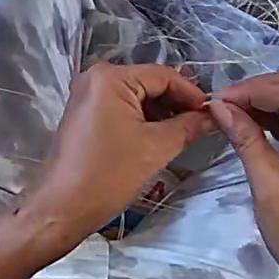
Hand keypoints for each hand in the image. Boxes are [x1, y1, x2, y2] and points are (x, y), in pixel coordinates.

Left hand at [20, 63, 209, 245]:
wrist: (64, 204)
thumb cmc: (109, 173)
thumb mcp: (156, 147)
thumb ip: (188, 126)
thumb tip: (214, 116)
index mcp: (110, 77)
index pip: (162, 75)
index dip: (191, 93)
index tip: (214, 114)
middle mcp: (95, 75)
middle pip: (148, 82)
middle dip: (176, 102)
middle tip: (203, 124)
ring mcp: (87, 92)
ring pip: (136, 94)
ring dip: (160, 111)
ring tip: (186, 132)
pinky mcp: (85, 109)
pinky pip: (121, 104)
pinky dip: (142, 117)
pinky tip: (160, 135)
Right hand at [207, 73, 278, 278]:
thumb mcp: (268, 185)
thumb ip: (245, 139)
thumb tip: (217, 105)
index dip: (251, 91)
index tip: (216, 100)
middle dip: (254, 92)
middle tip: (219, 105)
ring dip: (258, 103)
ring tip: (226, 113)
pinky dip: (265, 118)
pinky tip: (242, 124)